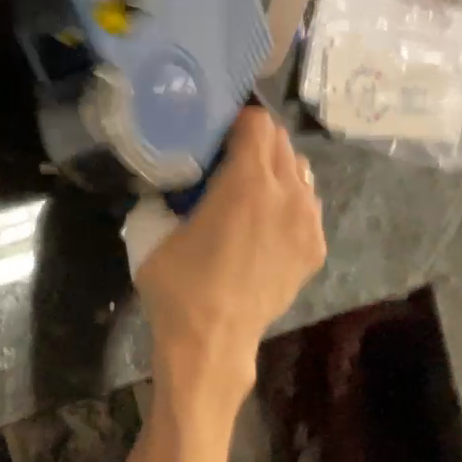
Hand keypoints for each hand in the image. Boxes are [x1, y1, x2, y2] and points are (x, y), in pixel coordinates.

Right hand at [137, 108, 325, 401]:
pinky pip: (305, 206)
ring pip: (299, 173)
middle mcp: (287, 194)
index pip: (255, 125)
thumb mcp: (147, 235)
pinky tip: (257, 226)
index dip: (233, 121)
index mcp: (245, 184)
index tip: (211, 131)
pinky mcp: (314, 246)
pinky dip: (284, 203)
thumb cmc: (175, 286)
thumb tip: (165, 190)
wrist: (211, 340)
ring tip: (242, 193)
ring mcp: (308, 221)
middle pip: (281, 144)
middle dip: (252, 143)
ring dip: (272, 172)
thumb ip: (159, 201)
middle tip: (220, 159)